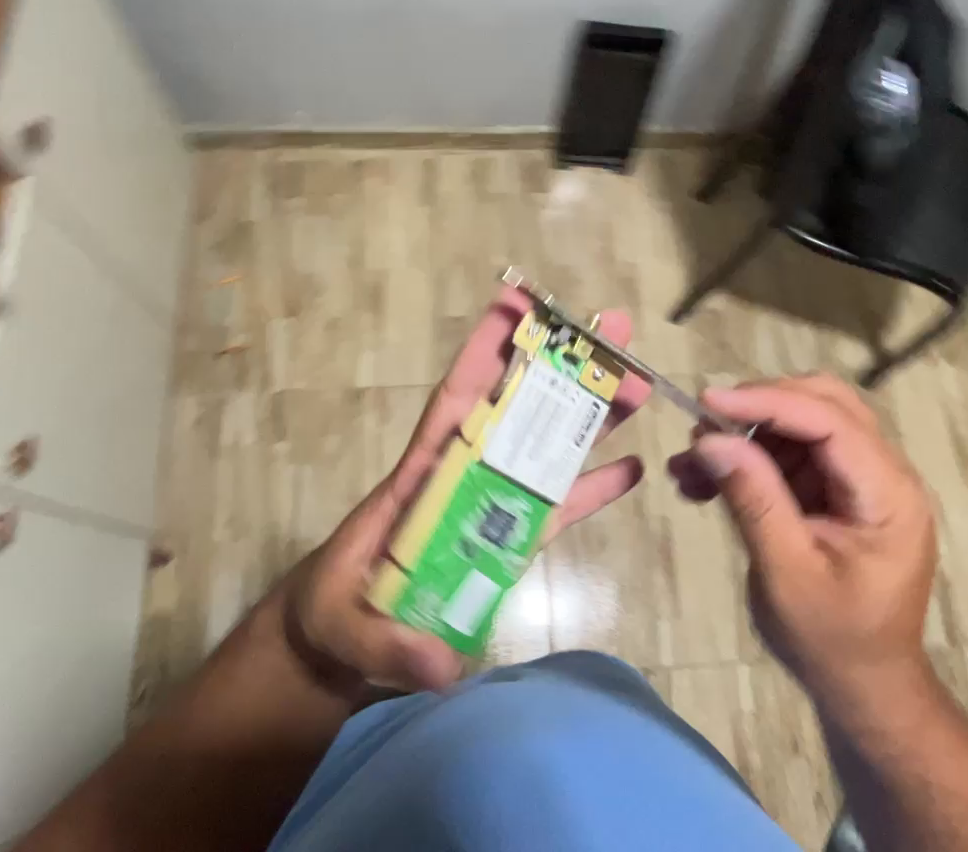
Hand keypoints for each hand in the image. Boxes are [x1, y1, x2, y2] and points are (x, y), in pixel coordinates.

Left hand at [286, 286, 651, 694]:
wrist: (338, 650)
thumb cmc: (329, 617)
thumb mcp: (343, 627)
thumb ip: (387, 646)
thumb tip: (440, 663)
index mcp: (419, 477)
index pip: (455, 405)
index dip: (483, 354)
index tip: (516, 304)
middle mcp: (463, 479)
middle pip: (519, 415)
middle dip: (563, 369)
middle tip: (616, 331)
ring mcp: (491, 509)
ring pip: (547, 452)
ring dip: (589, 417)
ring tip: (638, 386)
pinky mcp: (509, 546)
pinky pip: (556, 510)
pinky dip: (591, 489)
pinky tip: (631, 468)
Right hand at [667, 374, 936, 712]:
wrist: (862, 683)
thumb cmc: (833, 637)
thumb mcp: (787, 572)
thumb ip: (754, 500)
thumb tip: (709, 439)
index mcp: (888, 492)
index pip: (830, 420)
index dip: (767, 401)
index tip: (707, 402)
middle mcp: (884, 473)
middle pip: (823, 404)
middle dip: (758, 407)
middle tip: (703, 427)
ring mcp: (860, 480)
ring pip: (802, 423)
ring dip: (746, 434)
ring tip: (690, 465)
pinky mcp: (836, 491)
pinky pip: (791, 454)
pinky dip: (749, 458)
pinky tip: (705, 482)